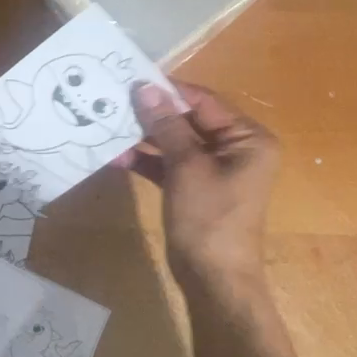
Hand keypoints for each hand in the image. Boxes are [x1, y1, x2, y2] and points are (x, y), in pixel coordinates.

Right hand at [117, 82, 280, 293]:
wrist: (213, 276)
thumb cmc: (209, 218)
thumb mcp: (187, 167)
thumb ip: (167, 126)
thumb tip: (145, 89)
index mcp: (248, 139)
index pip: (205, 102)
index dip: (169, 91)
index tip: (130, 81)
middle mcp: (235, 149)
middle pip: (188, 120)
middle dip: (152, 114)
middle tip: (112, 102)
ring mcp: (213, 170)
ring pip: (174, 143)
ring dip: (143, 138)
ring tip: (107, 127)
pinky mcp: (193, 188)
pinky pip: (167, 165)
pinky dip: (144, 161)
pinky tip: (115, 157)